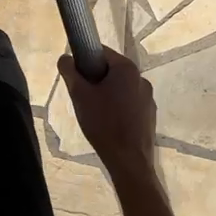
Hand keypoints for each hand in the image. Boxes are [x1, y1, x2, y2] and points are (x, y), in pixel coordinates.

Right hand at [59, 48, 156, 182]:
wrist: (129, 163)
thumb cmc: (103, 123)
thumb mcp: (79, 94)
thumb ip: (69, 71)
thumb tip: (65, 58)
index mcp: (126, 68)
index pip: (100, 52)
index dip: (84, 61)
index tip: (76, 77)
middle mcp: (141, 79)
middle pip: (111, 70)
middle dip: (95, 80)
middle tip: (83, 97)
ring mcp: (149, 99)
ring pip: (120, 88)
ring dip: (107, 94)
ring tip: (95, 114)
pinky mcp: (151, 116)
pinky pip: (130, 104)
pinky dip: (119, 108)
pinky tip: (109, 125)